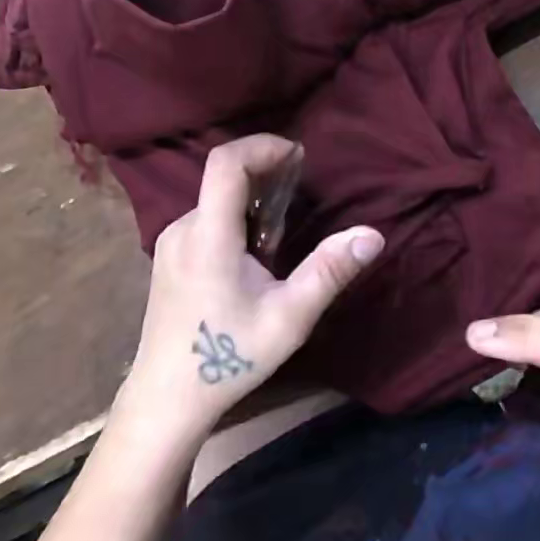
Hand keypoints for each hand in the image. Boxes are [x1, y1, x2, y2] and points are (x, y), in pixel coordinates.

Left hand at [117, 135, 382, 445]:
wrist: (168, 395)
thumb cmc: (230, 357)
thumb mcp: (290, 317)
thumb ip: (329, 271)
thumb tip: (372, 235)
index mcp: (209, 235)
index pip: (226, 161)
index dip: (261, 145)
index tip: (296, 155)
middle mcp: (183, 228)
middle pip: (223, 180)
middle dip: (264, 178)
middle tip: (297, 202)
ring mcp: (170, 243)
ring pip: (214, 202)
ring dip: (249, 205)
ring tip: (276, 243)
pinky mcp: (167, 258)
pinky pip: (203, 221)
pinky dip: (232, 222)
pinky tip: (249, 261)